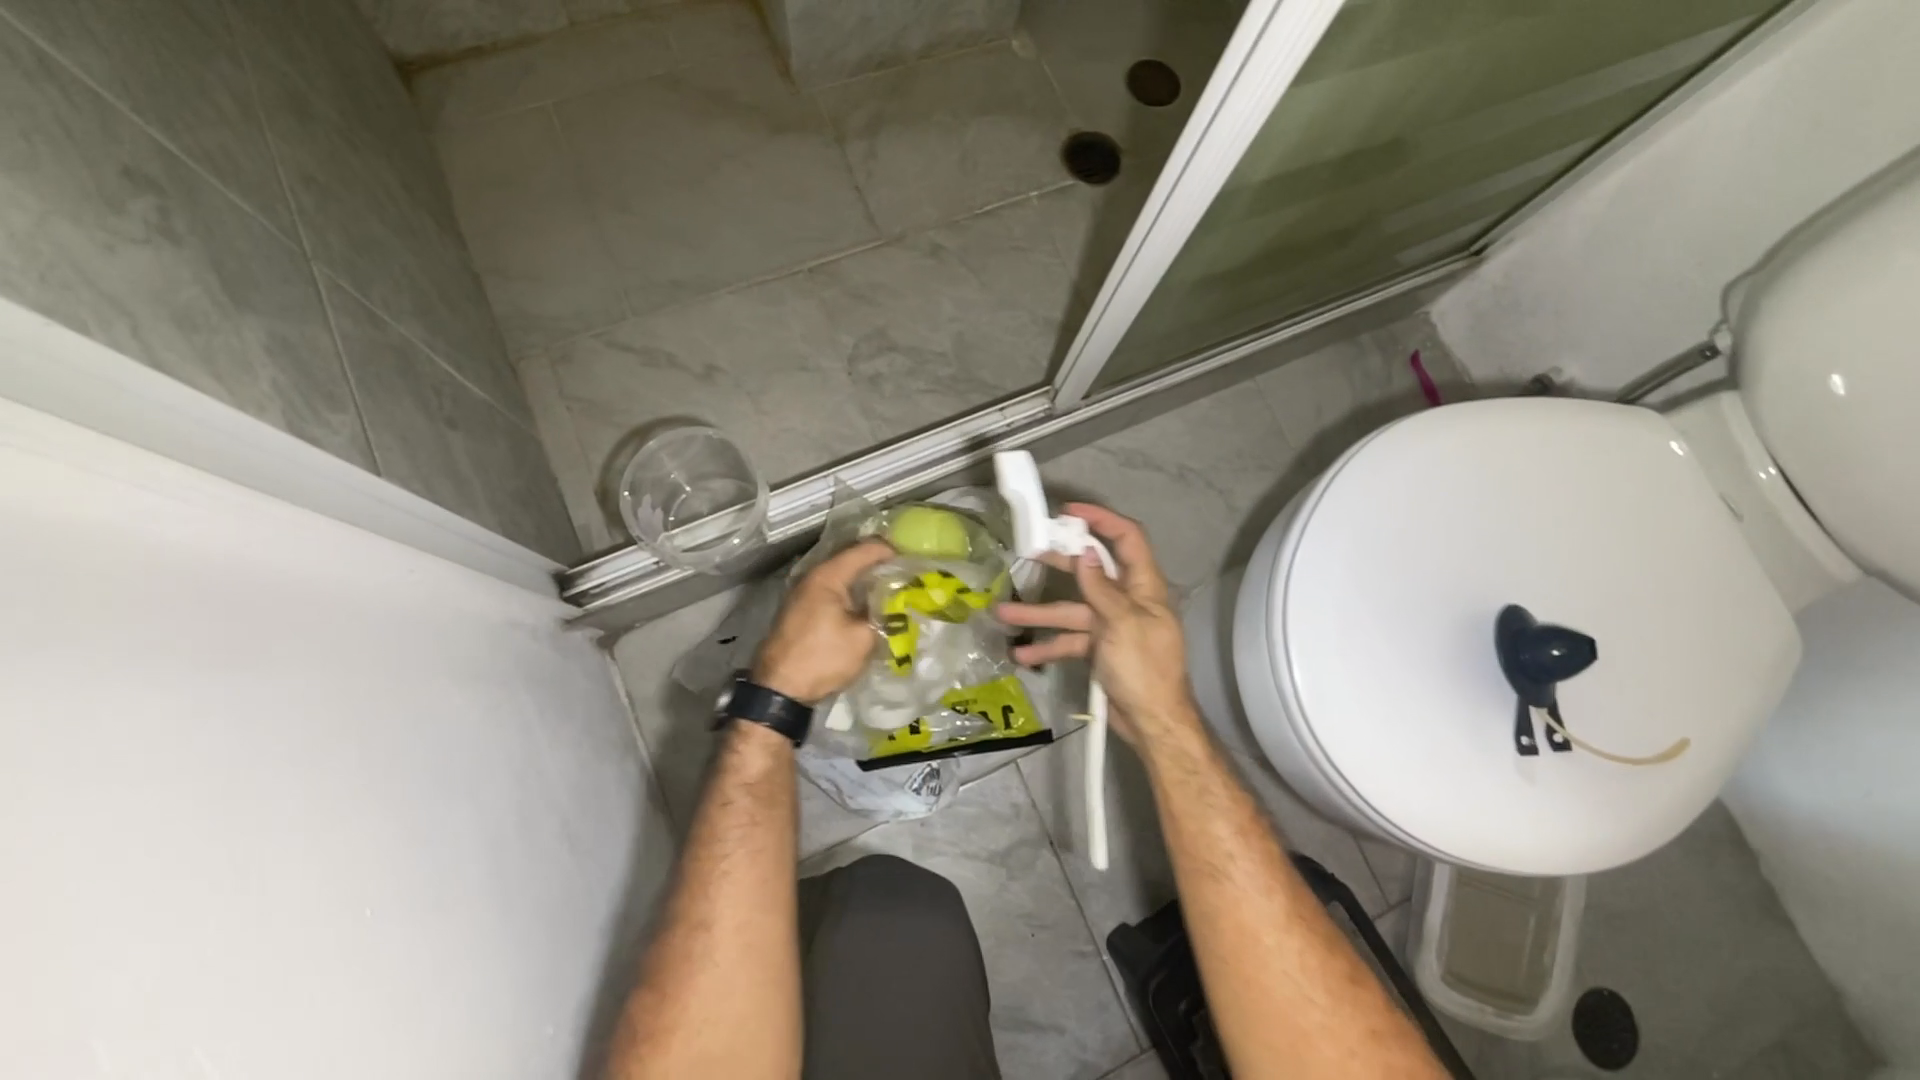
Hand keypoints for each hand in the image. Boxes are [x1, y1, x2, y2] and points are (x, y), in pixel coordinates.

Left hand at [753, 539, 893, 704]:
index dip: (892, 551)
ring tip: (892, 588)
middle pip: (852, 559)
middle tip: (907, 573)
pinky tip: (868, 605)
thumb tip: (898, 604)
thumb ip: (885, 614)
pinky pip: (833, 591)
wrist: (780, 689)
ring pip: (842, 576)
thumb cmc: (822, 659)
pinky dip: (852, 594)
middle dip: (879, 564)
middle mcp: (813, 576)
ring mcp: (804, 593)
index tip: (914, 560)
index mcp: (828, 576)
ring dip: (865, 580)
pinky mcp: (802, 610)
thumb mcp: (864, 638)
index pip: (866, 549)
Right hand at [996, 504, 1197, 744]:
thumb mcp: (1121, 624)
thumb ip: (1101, 588)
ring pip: (1071, 610)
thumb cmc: (1144, 668)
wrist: (1153, 722)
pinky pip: (1069, 641)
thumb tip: (1085, 553)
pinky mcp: (1099, 649)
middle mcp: (1128, 600)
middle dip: (1059, 563)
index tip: (1069, 512)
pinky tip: (1022, 654)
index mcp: (1143, 587)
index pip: (1127, 539)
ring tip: (1003, 613)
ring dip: (1039, 613)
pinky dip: (1047, 646)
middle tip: (1028, 552)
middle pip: (1091, 571)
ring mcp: (1111, 626)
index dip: (1102, 520)